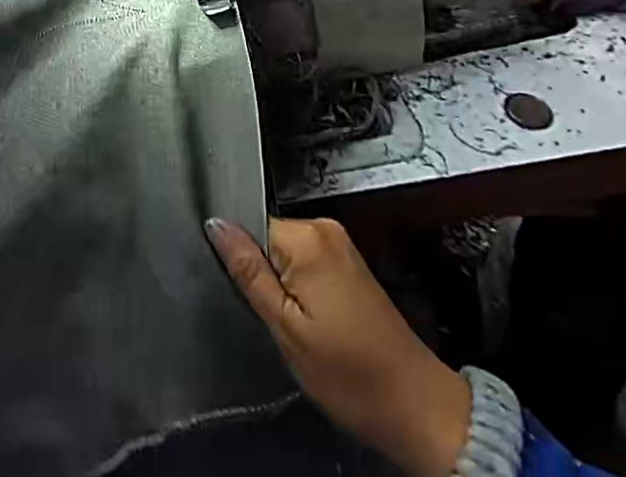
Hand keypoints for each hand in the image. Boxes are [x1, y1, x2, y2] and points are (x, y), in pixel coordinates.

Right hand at [205, 217, 470, 476]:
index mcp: (308, 238)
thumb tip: (216, 226)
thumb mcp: (284, 326)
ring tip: (291, 323)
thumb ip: (247, 271)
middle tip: (271, 317)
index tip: (244, 293)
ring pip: (283, 253)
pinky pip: (303, 263)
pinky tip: (307, 320)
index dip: (239, 259)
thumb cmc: (348, 371)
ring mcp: (339, 245)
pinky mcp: (346, 263)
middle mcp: (326, 230)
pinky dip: (296, 289)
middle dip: (259, 273)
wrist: (409, 400)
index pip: (250, 225)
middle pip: (267, 237)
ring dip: (278, 284)